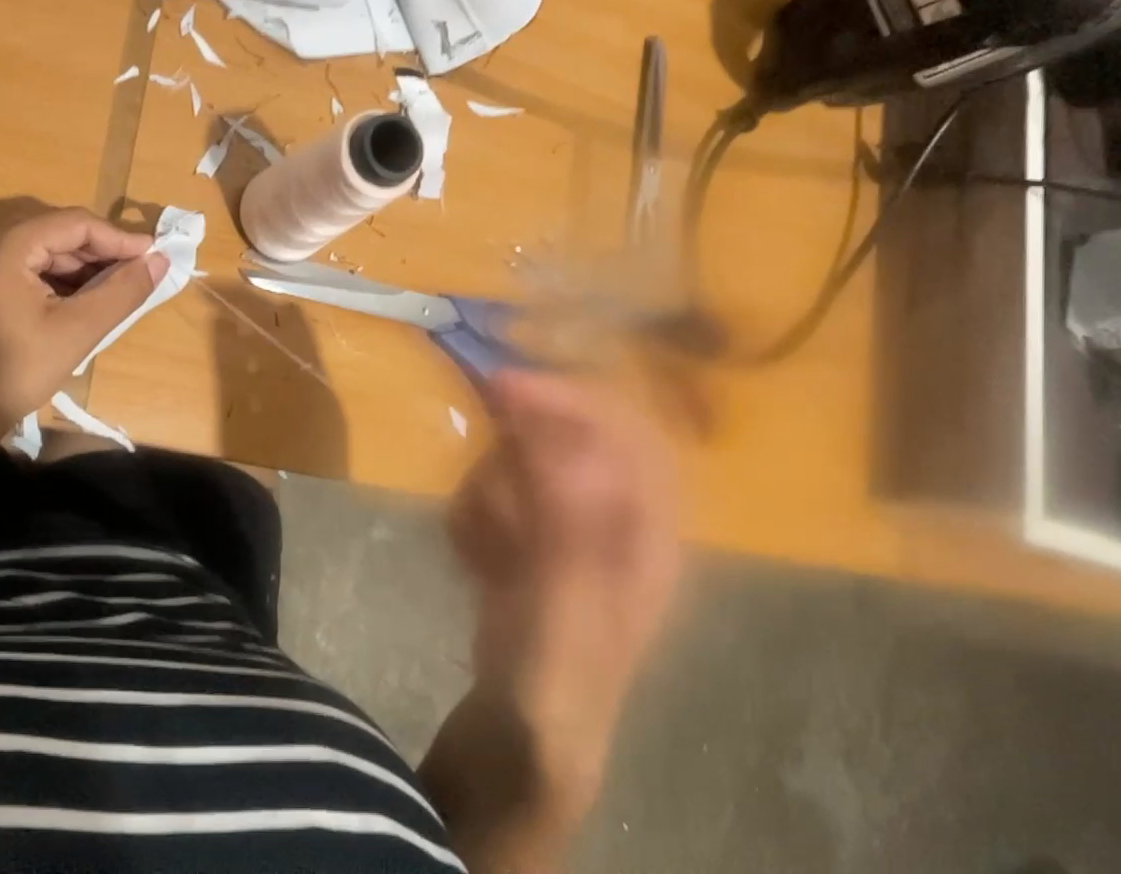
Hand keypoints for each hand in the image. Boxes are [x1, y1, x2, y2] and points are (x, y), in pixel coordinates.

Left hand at [0, 205, 165, 438]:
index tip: (154, 258)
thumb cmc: (14, 373)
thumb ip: (121, 292)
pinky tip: (76, 298)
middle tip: (136, 275)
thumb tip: (158, 261)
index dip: (118, 240)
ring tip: (112, 289)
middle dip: (97, 252)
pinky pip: (16, 262)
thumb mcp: (76, 332)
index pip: (73, 223)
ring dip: (74, 265)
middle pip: (52, 230)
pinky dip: (48, 275)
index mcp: (2, 245)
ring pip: (36, 246)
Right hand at [449, 371, 680, 805]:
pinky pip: (499, 497)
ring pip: (525, 467)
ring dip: (489, 493)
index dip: (570, 398)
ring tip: (477, 544)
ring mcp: (574, 529)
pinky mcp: (537, 542)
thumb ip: (567, 529)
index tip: (502, 386)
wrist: (526, 734)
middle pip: (565, 443)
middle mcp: (618, 518)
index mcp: (647, 528)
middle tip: (482, 503)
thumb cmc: (555, 677)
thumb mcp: (564, 606)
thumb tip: (560, 445)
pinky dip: (476, 518)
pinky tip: (473, 558)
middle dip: (513, 463)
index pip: (625, 431)